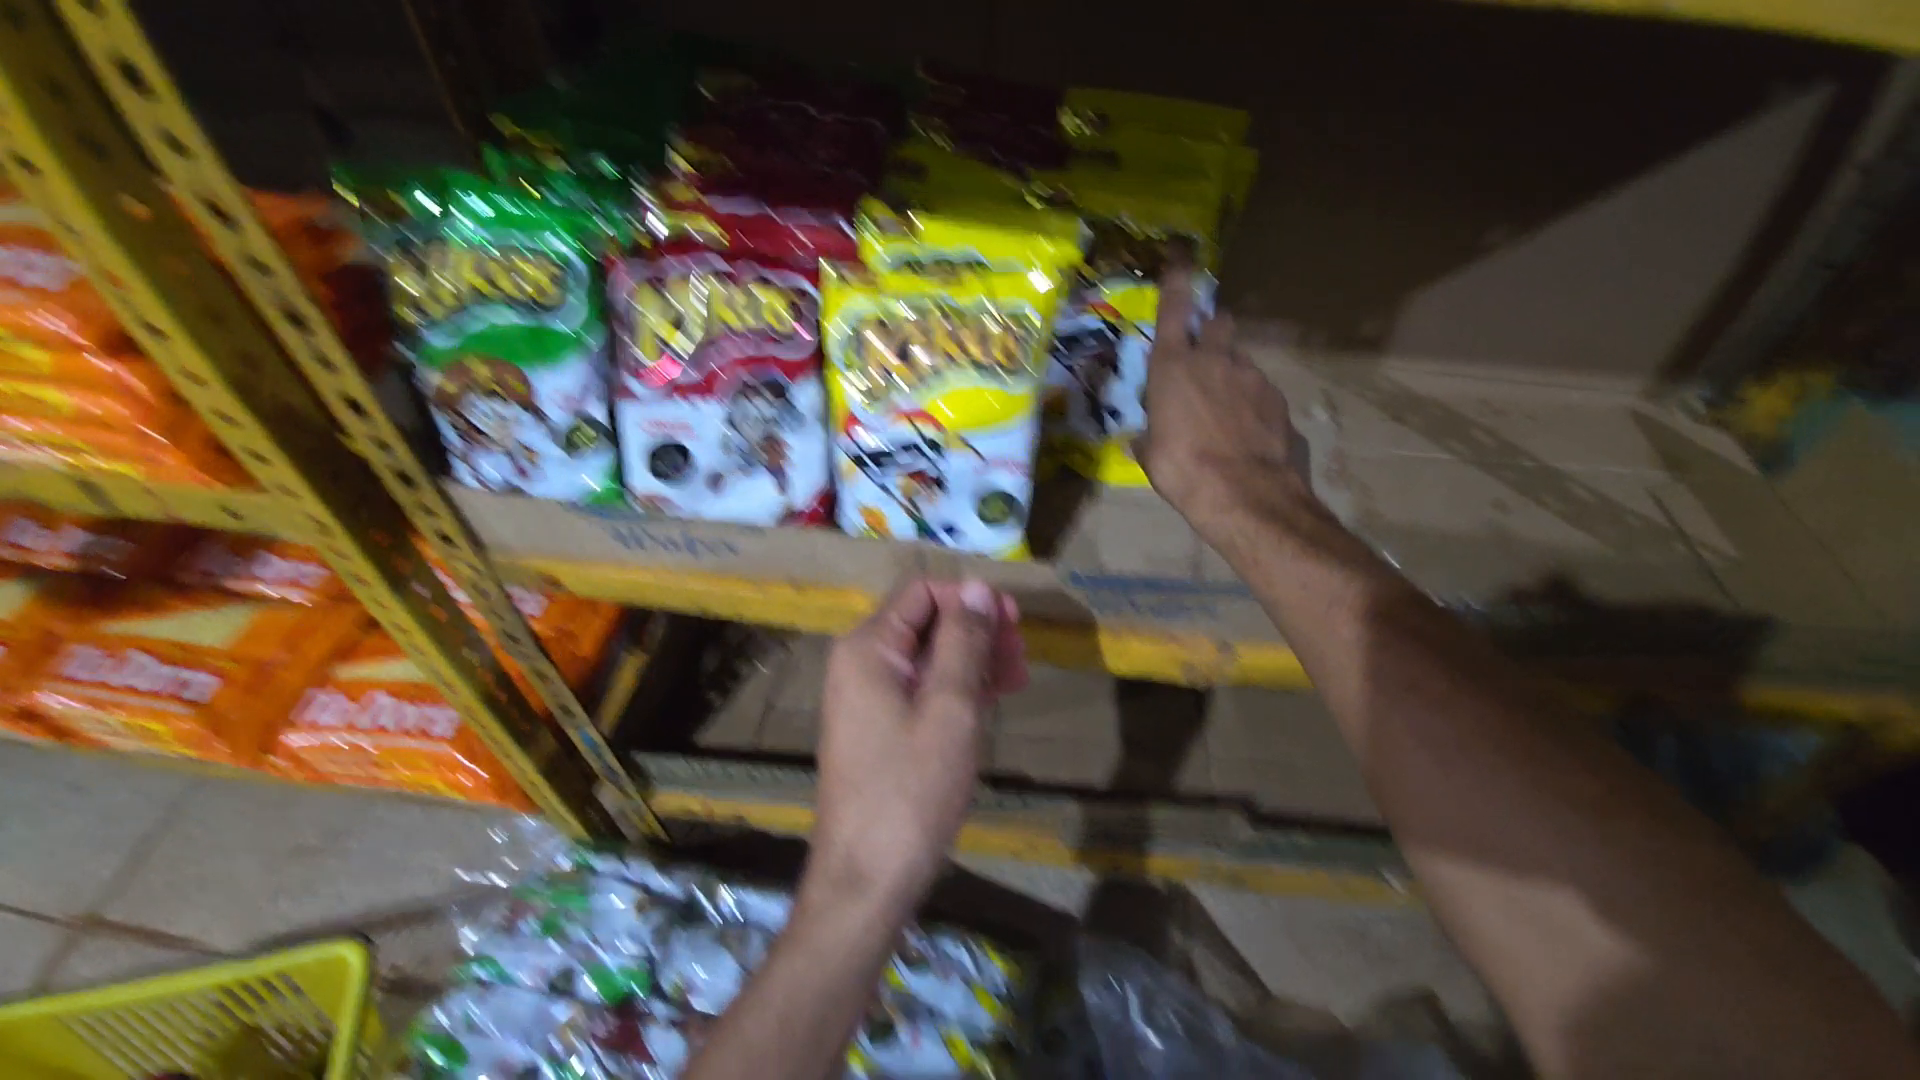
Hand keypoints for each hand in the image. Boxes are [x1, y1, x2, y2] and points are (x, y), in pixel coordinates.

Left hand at [809, 579, 1026, 909]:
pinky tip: (988, 704)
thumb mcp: (949, 708)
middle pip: (924, 623)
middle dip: (975, 631)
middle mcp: (859, 664)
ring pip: (926, 659)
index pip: (922, 592)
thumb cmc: (911, 790)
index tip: (1015, 623)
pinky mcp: (876, 731)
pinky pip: (919, 691)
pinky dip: (954, 690)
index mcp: (868, 647)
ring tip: (1016, 680)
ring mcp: (865, 700)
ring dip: (971, 661)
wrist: (866, 879)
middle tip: (1022, 656)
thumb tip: (978, 586)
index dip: (970, 598)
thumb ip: (964, 642)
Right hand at [1135, 265, 1308, 535]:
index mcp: (1173, 366)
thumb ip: (1149, 433)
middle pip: (1219, 321)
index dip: (1177, 279)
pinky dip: (1251, 400)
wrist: (1244, 493)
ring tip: (1224, 408)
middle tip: (1204, 356)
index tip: (1180, 256)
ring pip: (1240, 358)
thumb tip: (1144, 437)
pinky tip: (1246, 429)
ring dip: (1231, 371)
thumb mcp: (1151, 453)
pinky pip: (1260, 388)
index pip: (1174, 307)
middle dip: (1212, 330)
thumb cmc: (1182, 469)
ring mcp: (1251, 376)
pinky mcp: (1277, 397)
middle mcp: (1214, 359)